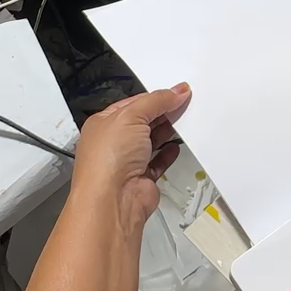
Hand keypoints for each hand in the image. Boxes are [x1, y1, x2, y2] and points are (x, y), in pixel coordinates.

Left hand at [71, 83, 189, 243]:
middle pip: (143, 122)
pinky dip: (168, 155)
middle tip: (186, 104)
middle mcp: (113, 143)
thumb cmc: (110, 157)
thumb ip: (157, 101)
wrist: (112, 200)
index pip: (131, 104)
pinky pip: (158, 163)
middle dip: (163, 114)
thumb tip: (179, 91)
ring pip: (151, 142)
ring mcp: (127, 162)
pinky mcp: (142, 179)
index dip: (154, 98)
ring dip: (167, 132)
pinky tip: (177, 147)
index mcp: (103, 123)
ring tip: (186, 121)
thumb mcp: (132, 116)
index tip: (176, 92)